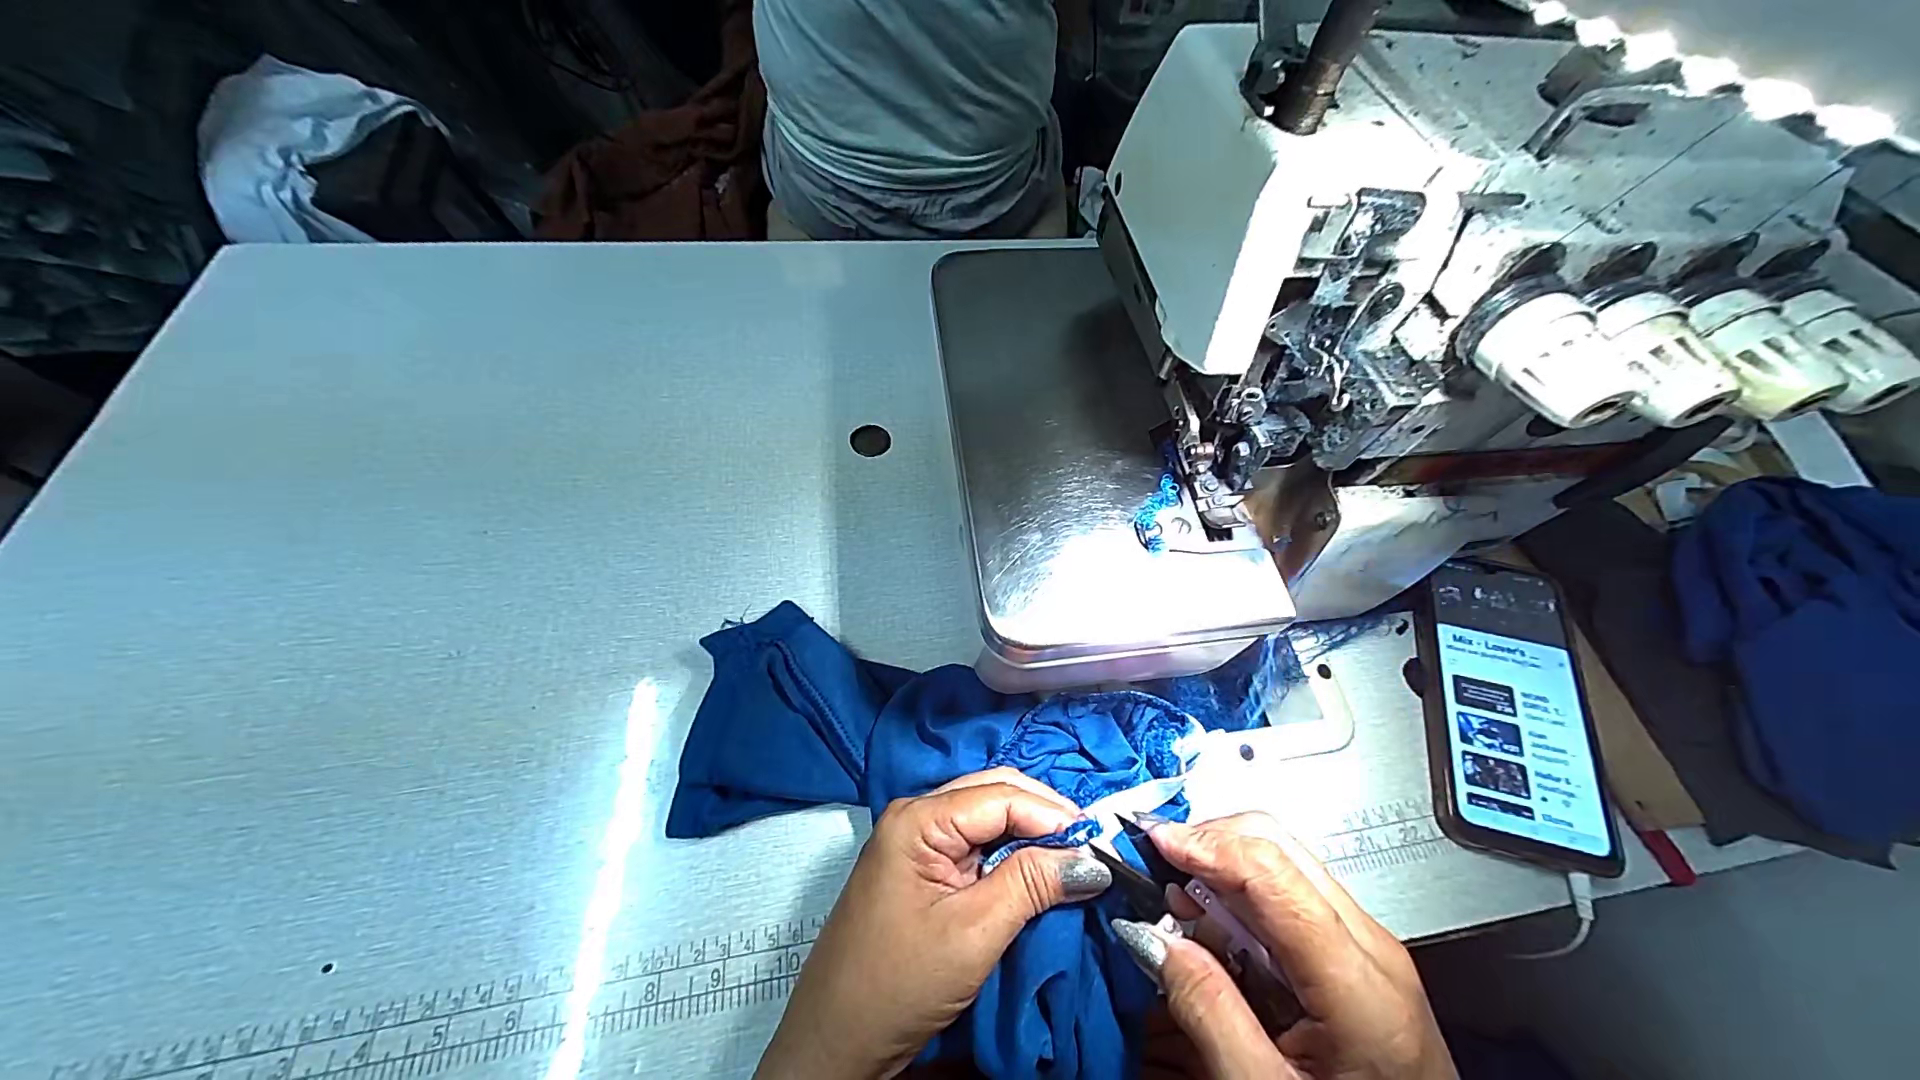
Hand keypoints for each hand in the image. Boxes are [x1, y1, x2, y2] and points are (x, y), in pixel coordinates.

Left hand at [754, 768, 1113, 1078]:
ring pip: (988, 816)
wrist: (835, 1040)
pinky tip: (1038, 868)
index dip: (1053, 814)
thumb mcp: (972, 933)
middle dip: (1044, 816)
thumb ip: (1030, 885)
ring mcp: (918, 839)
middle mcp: (917, 815)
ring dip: (1031, 833)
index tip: (1099, 842)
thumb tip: (1090, 860)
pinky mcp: (924, 866)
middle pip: (994, 794)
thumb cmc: (897, 984)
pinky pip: (977, 842)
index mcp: (918, 818)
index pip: (1000, 796)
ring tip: (1073, 857)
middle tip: (1090, 847)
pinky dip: (1012, 851)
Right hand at [1115, 813, 1456, 1079]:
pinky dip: (1237, 892)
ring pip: (1279, 859)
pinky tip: (1214, 928)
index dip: (1206, 845)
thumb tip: (1153, 938)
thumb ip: (1208, 1014)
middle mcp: (1369, 948)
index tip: (1154, 842)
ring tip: (1179, 906)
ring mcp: (1366, 946)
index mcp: (1359, 987)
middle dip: (1207, 844)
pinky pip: (1286, 892)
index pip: (1272, 873)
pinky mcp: (1352, 953)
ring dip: (1219, 866)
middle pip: (1277, 846)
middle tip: (1157, 868)